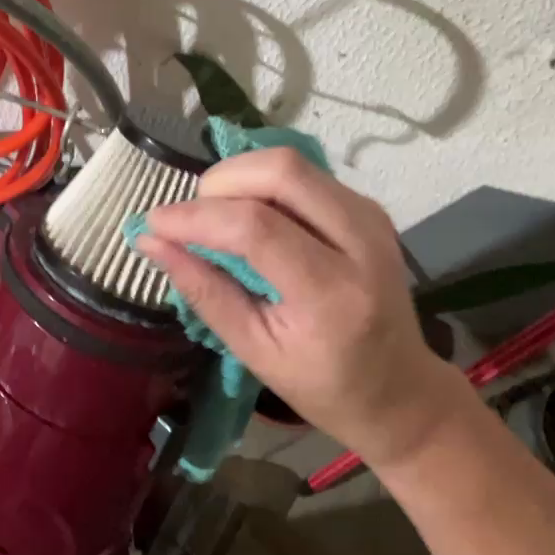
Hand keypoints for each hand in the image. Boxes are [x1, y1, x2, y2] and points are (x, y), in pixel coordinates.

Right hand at [135, 148, 463, 466]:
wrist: (402, 392)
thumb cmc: (324, 385)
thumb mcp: (255, 352)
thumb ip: (204, 291)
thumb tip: (151, 241)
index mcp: (333, 295)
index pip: (257, 227)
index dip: (196, 217)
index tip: (153, 224)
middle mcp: (361, 243)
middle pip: (281, 171)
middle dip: (221, 181)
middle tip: (193, 216)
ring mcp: (370, 217)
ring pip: (292, 162)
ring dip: (240, 176)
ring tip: (217, 214)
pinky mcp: (368, 206)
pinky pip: (305, 173)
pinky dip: (263, 182)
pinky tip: (249, 213)